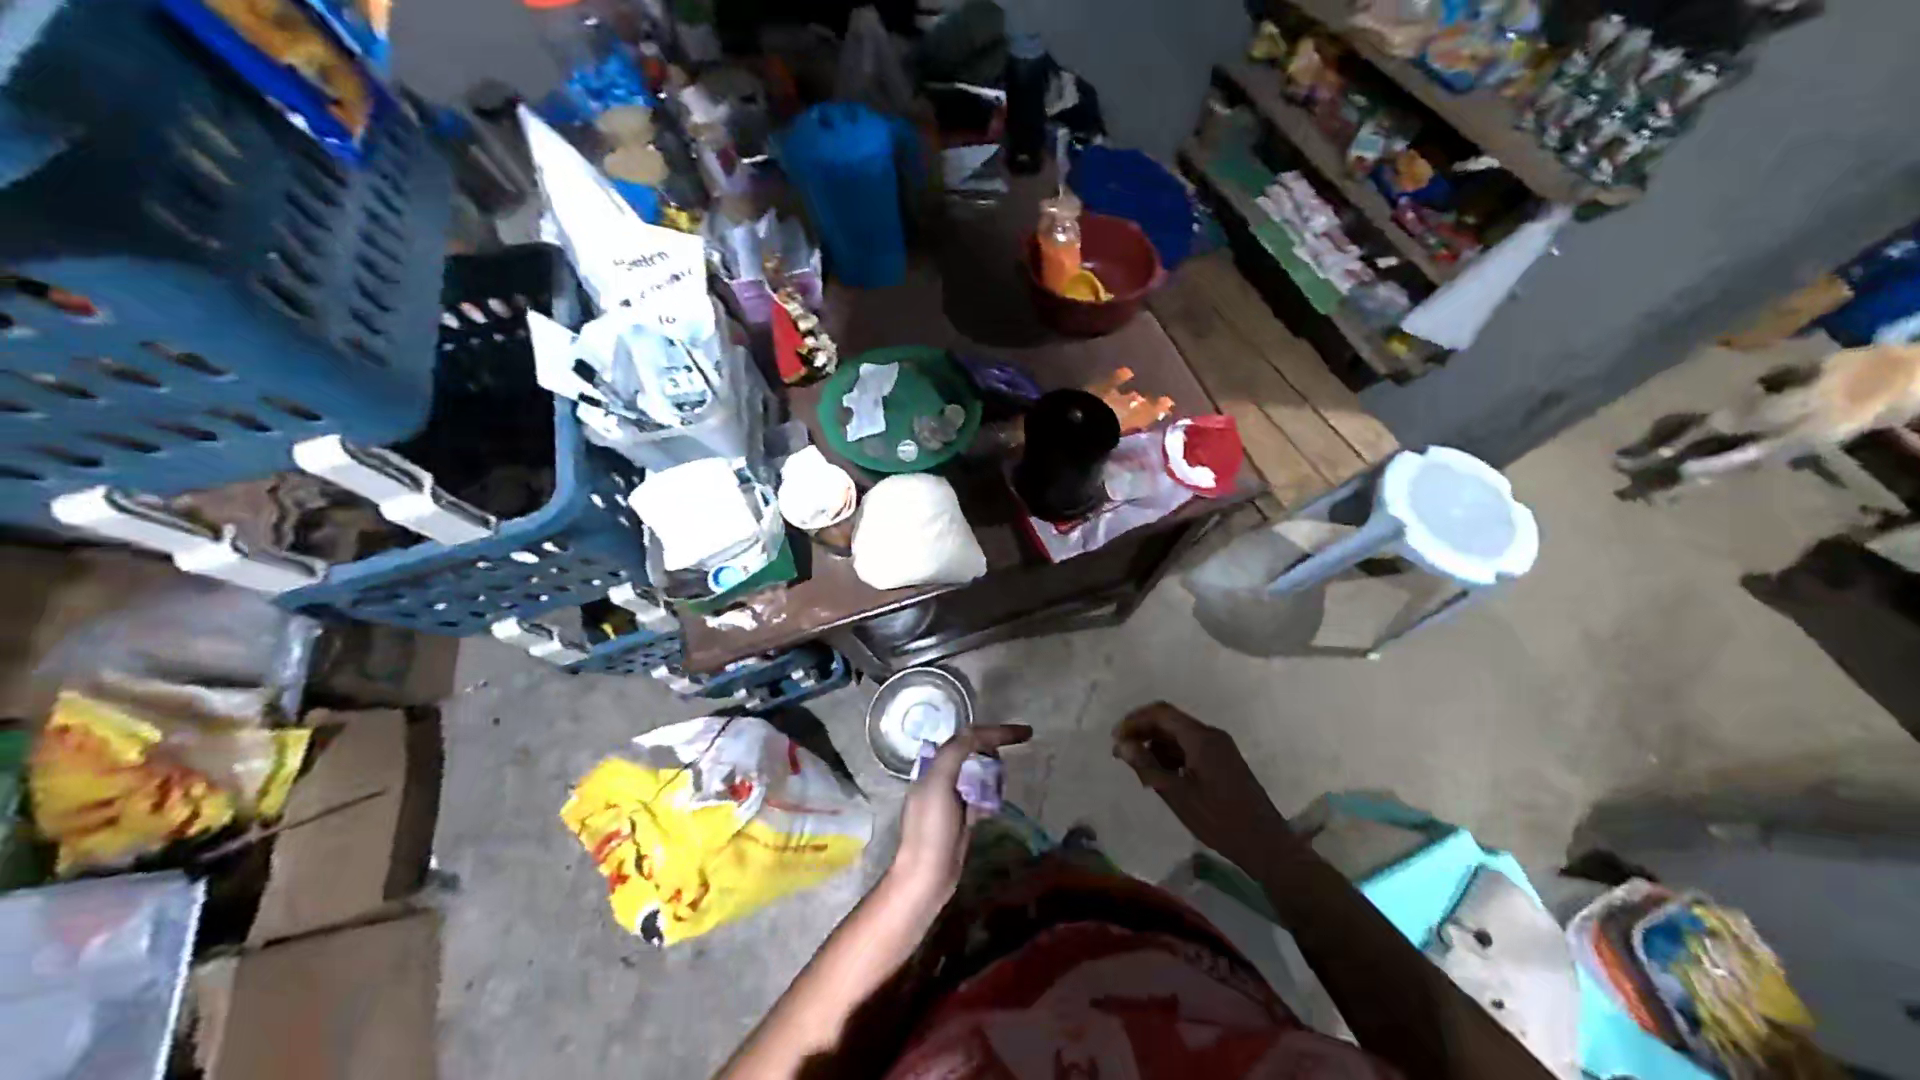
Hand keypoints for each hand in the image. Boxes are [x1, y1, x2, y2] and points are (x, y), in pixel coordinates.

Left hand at [886, 724, 1031, 902]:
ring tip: (1003, 784)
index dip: (995, 732)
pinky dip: (991, 794)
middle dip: (995, 750)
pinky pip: (980, 796)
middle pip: (974, 752)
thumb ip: (953, 753)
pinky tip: (997, 804)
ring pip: (979, 774)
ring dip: (994, 773)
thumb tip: (975, 732)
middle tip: (1017, 755)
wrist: (926, 876)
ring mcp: (951, 798)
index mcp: (933, 766)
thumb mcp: (939, 783)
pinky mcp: (961, 818)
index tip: (1025, 733)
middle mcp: (941, 777)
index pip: (967, 737)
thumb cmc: (931, 829)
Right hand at [1112, 702, 1290, 870]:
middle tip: (1121, 753)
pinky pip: (1191, 748)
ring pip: (1180, 735)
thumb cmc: (1219, 820)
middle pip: (1170, 722)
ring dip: (1156, 745)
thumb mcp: (1177, 794)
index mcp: (1201, 738)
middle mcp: (1211, 735)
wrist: (1266, 844)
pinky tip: (1161, 775)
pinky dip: (1171, 755)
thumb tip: (1122, 745)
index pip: (1161, 713)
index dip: (1134, 721)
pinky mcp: (1223, 761)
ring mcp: (1220, 748)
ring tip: (1139, 768)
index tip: (1115, 739)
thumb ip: (1147, 766)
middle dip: (1143, 733)